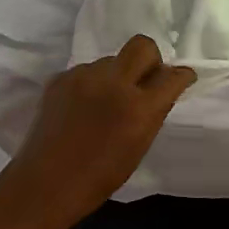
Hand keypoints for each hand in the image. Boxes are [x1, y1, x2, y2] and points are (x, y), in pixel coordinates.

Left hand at [0, 35, 194, 227]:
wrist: (46, 182)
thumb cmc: (98, 177)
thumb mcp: (138, 148)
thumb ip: (153, 114)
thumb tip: (162, 91)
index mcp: (138, 107)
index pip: (172, 76)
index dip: (182, 76)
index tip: (182, 79)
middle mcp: (113, 82)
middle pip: (142, 46)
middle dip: (150, 59)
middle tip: (144, 81)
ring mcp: (83, 76)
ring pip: (111, 60)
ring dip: (116, 75)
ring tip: (105, 103)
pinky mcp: (60, 77)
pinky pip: (86, 71)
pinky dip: (91, 84)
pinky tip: (82, 107)